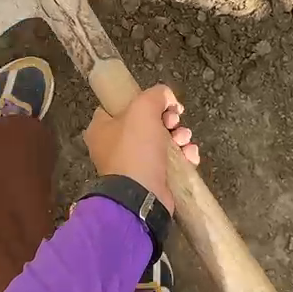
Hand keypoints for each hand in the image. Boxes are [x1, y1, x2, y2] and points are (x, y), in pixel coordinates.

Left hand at [81, 85, 196, 212]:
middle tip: (174, 123)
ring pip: (162, 141)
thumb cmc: (135, 149)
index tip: (162, 102)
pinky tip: (190, 156)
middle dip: (168, 120)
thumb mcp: (143, 109)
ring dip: (179, 137)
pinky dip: (183, 157)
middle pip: (147, 123)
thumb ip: (156, 95)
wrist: (142, 196)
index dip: (145, 100)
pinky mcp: (152, 179)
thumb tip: (167, 97)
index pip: (122, 105)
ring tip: (184, 141)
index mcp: (102, 128)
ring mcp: (133, 165)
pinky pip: (171, 162)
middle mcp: (114, 146)